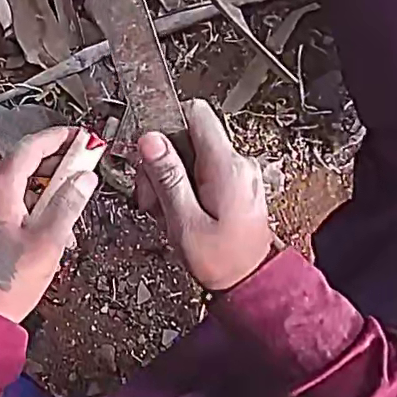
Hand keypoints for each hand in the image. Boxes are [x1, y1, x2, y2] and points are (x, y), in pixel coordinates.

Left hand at [0, 127, 98, 323]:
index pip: (29, 148)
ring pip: (14, 183)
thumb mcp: (48, 241)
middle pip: (21, 163)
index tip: (80, 137)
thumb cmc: (5, 284)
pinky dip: (29, 201)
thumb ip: (68, 204)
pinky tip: (49, 219)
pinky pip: (6, 201)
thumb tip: (84, 178)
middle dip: (54, 160)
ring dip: (43, 184)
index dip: (58, 138)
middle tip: (82, 163)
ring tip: (71, 193)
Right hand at [135, 100, 279, 290]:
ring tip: (164, 207)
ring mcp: (238, 172)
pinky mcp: (235, 182)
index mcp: (226, 166)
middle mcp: (237, 163)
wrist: (249, 282)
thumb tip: (150, 140)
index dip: (165, 125)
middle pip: (187, 136)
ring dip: (169, 176)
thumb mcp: (183, 221)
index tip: (147, 151)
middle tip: (151, 194)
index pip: (195, 113)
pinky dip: (183, 184)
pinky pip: (201, 169)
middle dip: (160, 161)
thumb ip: (167, 177)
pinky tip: (178, 209)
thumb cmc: (220, 260)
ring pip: (191, 154)